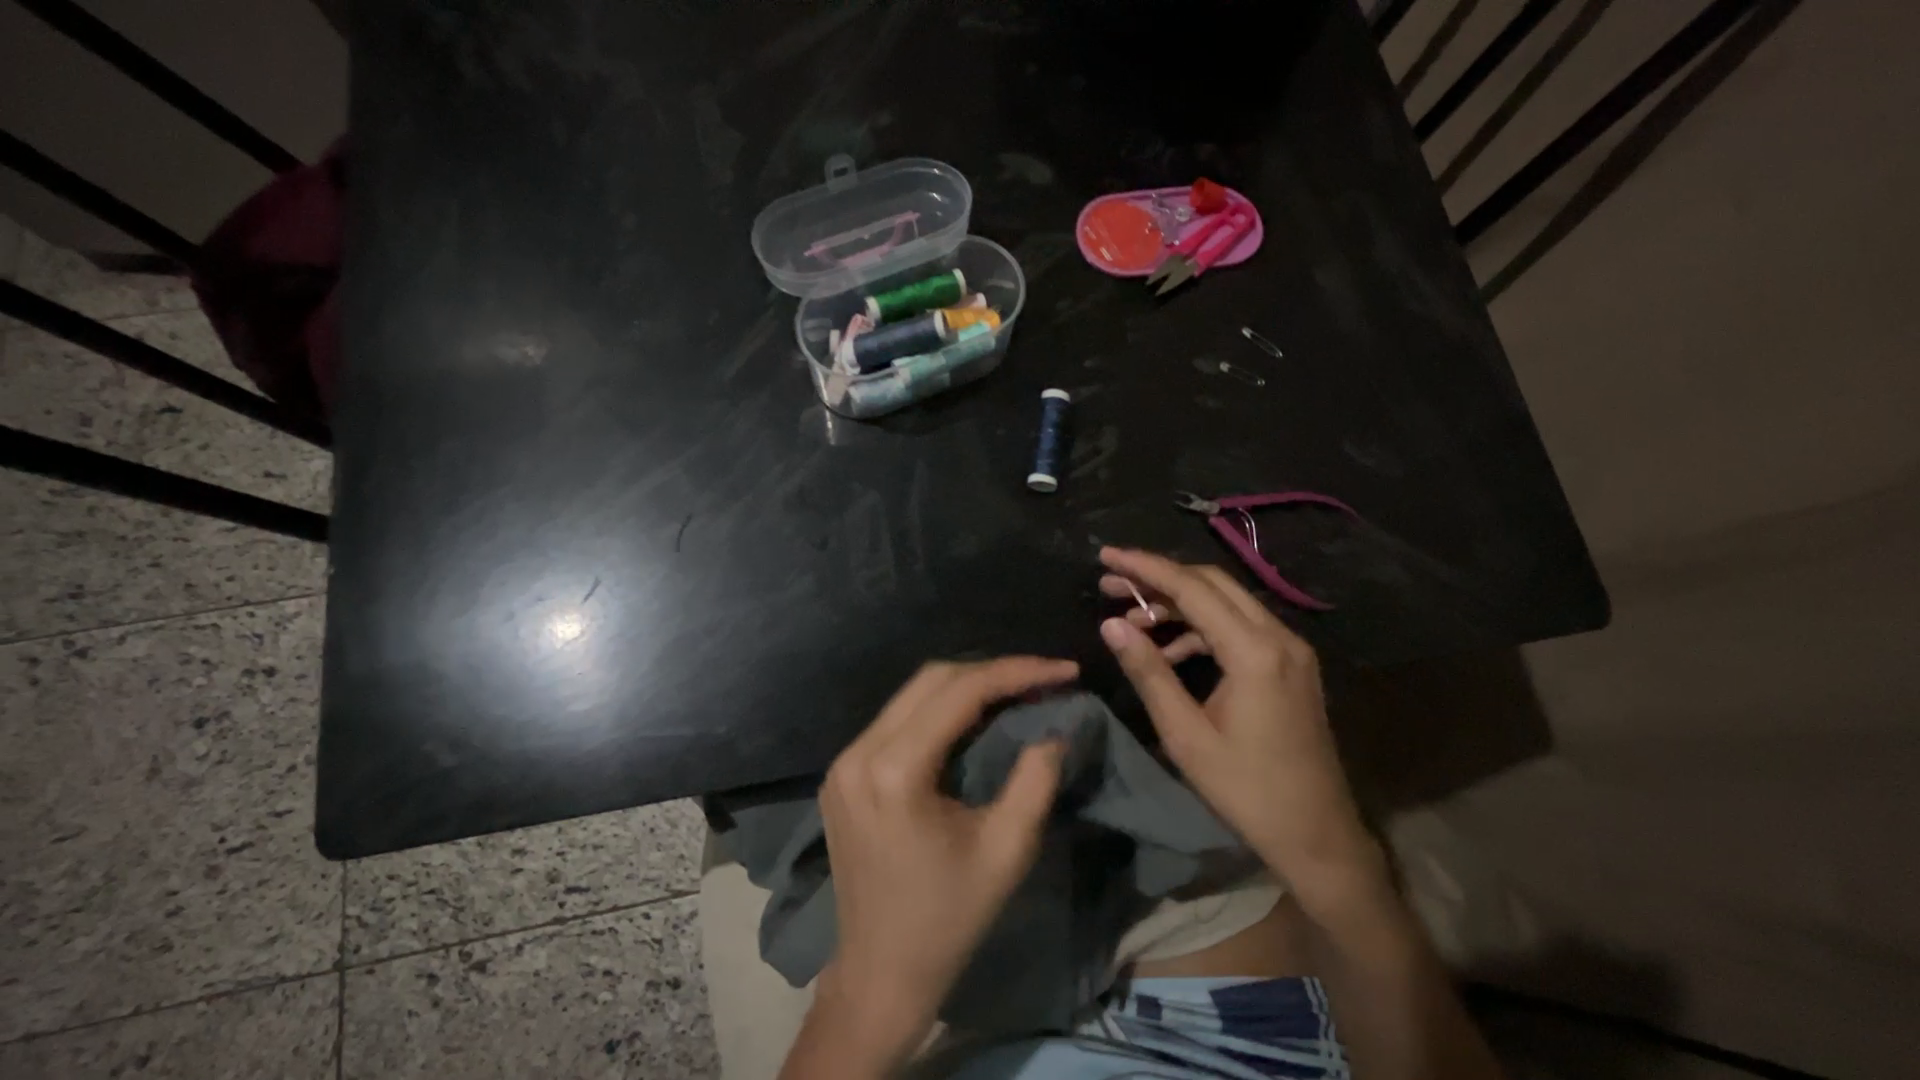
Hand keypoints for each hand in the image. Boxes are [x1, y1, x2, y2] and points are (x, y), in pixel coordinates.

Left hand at [815, 657, 1076, 1065]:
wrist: (881, 971)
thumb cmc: (949, 918)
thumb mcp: (1006, 851)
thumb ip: (1035, 780)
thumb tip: (1053, 729)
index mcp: (894, 771)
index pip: (960, 692)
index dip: (1017, 672)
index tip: (1065, 671)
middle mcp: (857, 753)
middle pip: (930, 680)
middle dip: (992, 672)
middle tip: (1044, 681)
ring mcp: (842, 763)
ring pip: (910, 696)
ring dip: (965, 688)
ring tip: (1018, 694)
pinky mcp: (840, 776)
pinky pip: (895, 722)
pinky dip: (938, 712)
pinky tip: (974, 721)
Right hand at [1097, 548, 1383, 908]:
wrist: (1316, 832)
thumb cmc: (1245, 789)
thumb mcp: (1185, 734)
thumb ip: (1149, 672)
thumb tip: (1112, 624)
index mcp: (1254, 652)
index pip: (1193, 588)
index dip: (1145, 568)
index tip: (1106, 555)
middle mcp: (1280, 637)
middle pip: (1213, 584)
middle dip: (1160, 578)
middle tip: (1111, 584)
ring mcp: (1291, 650)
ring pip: (1228, 604)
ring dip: (1180, 605)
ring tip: (1132, 621)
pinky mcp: (1292, 666)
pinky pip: (1241, 628)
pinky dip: (1202, 629)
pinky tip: (1170, 652)